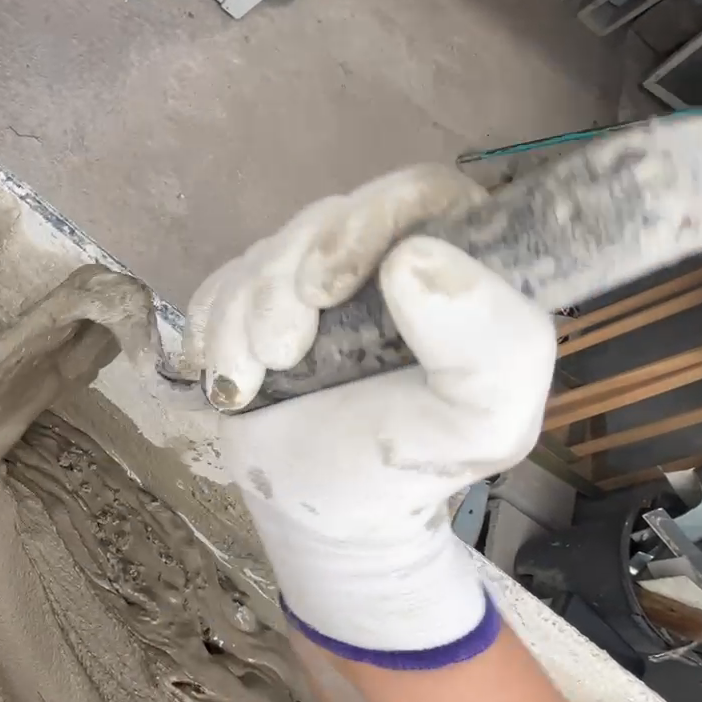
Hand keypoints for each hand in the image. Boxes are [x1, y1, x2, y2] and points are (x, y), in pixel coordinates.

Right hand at [184, 167, 555, 666]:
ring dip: (239, 323)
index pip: (413, 194)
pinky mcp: (249, 305)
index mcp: (456, 270)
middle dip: (280, 290)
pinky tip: (229, 378)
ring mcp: (307, 281)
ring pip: (258, 257)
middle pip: (319, 220)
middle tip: (281, 357)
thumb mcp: (478, 424)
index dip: (361, 224)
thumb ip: (490, 342)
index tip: (324, 291)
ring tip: (248, 385)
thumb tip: (412, 256)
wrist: (311, 507)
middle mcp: (380, 260)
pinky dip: (211, 334)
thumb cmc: (399, 469)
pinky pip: (215, 288)